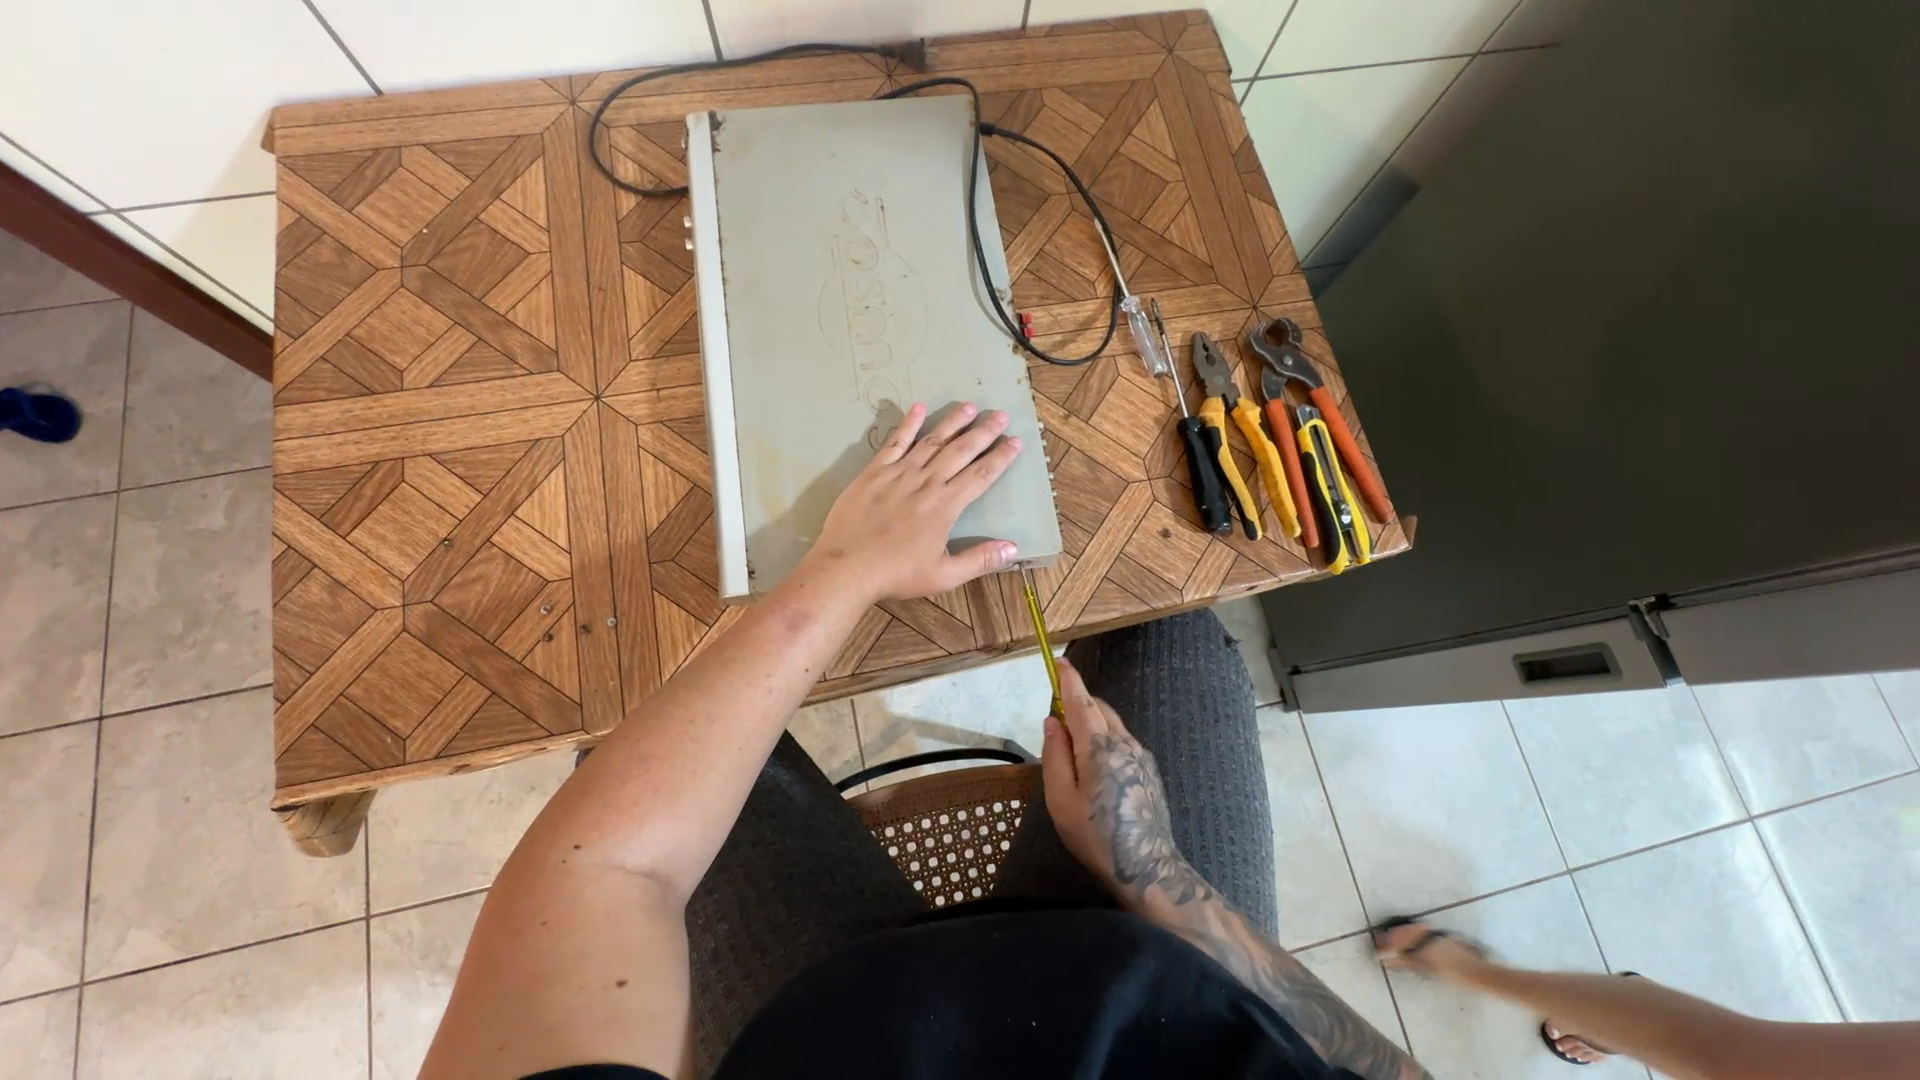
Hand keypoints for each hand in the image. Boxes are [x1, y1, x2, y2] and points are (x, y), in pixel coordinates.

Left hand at [797, 402, 1022, 603]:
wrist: (848, 567)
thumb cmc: (897, 573)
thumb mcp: (944, 575)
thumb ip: (980, 560)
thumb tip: (1013, 548)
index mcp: (946, 505)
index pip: (981, 474)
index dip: (1001, 457)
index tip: (1015, 442)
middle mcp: (927, 482)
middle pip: (961, 450)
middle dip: (983, 432)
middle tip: (1000, 414)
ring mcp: (899, 473)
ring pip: (932, 440)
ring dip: (952, 422)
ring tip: (969, 406)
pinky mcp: (875, 472)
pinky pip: (895, 442)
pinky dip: (908, 424)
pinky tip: (918, 408)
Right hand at [1041, 661, 1210, 912]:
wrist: (1146, 867)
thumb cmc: (1095, 835)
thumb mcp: (1060, 799)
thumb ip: (1054, 755)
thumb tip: (1052, 722)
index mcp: (1098, 747)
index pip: (1080, 701)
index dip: (1069, 680)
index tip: (1060, 662)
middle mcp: (1123, 742)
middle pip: (1098, 708)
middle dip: (1077, 702)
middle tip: (1056, 717)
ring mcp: (1141, 755)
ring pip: (1112, 724)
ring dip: (1091, 721)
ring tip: (1073, 745)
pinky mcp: (1149, 770)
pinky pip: (1122, 741)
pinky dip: (1105, 738)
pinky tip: (1095, 765)